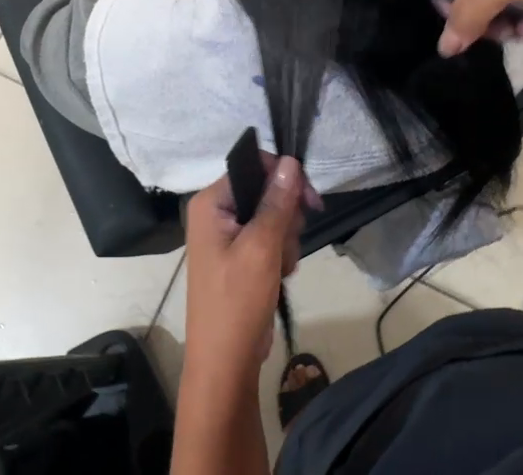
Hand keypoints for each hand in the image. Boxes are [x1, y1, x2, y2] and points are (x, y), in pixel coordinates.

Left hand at [183, 155, 316, 374]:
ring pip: (272, 218)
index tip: (312, 201)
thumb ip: (277, 202)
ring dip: (285, 242)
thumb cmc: (237, 300)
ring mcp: (227, 236)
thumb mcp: (261, 247)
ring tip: (280, 268)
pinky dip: (280, 256)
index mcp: (210, 203)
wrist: (226, 360)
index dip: (283, 179)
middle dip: (285, 219)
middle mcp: (216, 213)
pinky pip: (269, 240)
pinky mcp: (240, 257)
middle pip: (265, 192)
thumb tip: (289, 161)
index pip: (251, 168)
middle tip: (287, 245)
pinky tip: (279, 276)